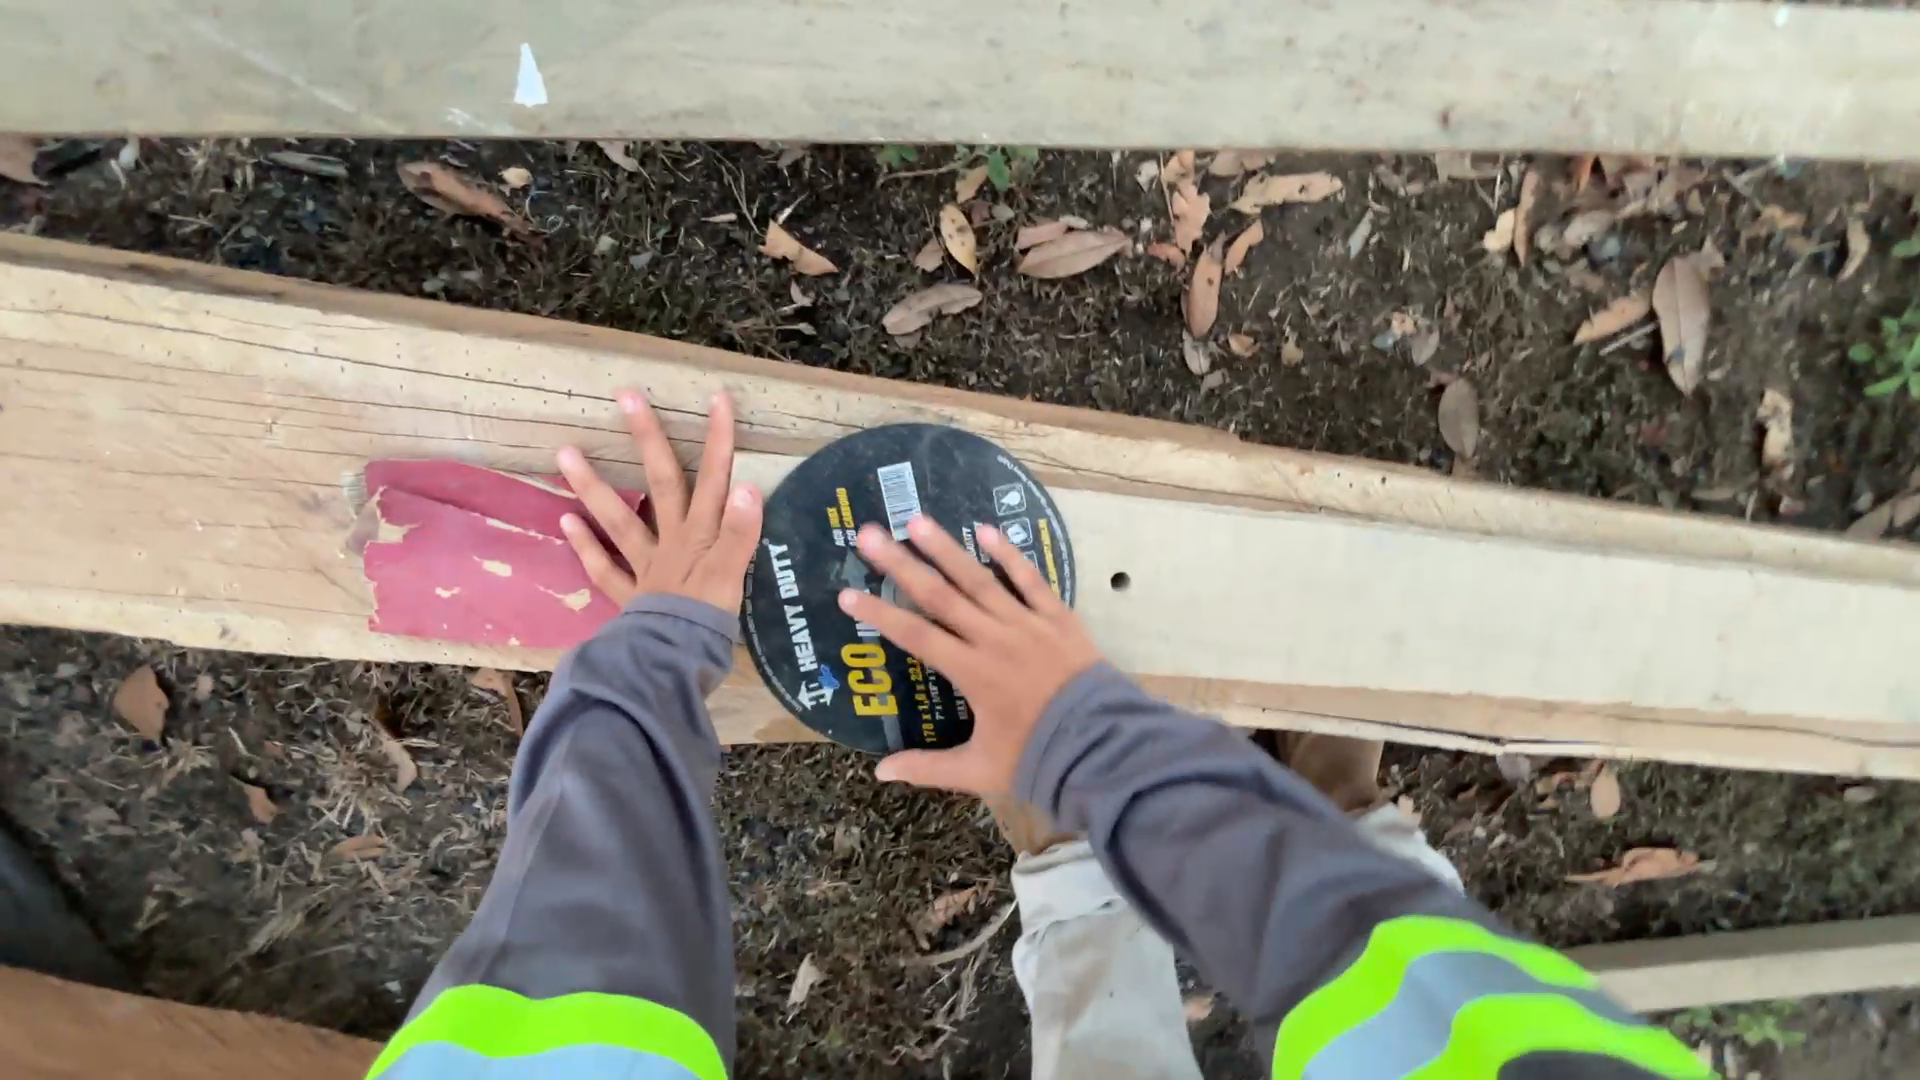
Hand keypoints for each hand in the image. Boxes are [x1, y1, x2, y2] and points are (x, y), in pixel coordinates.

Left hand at [555, 389, 761, 612]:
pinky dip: (585, 547)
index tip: (717, 397)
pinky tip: (566, 522)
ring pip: (619, 519)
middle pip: (662, 483)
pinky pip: (604, 569)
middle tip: (626, 397)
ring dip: (593, 486)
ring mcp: (646, 565)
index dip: (718, 439)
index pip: (715, 479)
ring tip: (563, 453)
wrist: (671, 660)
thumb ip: (740, 532)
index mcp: (701, 534)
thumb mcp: (732, 573)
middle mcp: (671, 541)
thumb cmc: (708, 619)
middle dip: (648, 439)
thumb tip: (749, 486)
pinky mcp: (632, 595)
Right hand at [838, 516, 1101, 795]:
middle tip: (870, 535)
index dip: (880, 613)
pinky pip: (1030, 579)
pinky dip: (1009, 554)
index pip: (916, 636)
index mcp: (972, 672)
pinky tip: (986, 528)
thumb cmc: (1038, 758)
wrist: (1104, 746)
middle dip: (901, 564)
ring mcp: (1026, 623)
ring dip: (946, 548)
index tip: (847, 594)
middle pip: (939, 596)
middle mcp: (993, 638)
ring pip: (979, 579)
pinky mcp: (1056, 617)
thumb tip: (880, 772)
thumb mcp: (979, 770)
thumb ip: (928, 768)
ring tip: (917, 521)